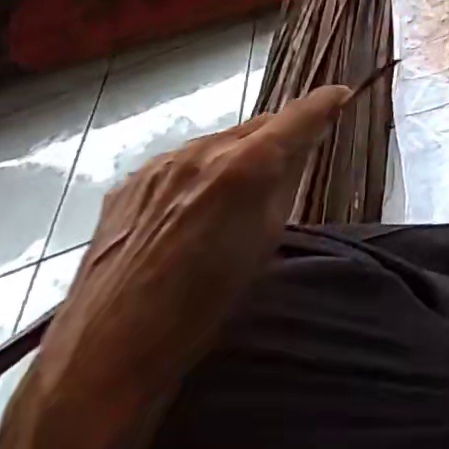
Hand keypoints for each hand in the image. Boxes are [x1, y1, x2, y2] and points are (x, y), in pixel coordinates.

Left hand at [0, 86, 350, 448]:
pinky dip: (200, 173)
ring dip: (237, 156)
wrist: (107, 352)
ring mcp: (161, 163)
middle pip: (257, 126)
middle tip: (290, 162)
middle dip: (278, 137)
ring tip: (236, 197)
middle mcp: (202, 151)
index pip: (297, 116)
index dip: (324, 103)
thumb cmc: (203, 308)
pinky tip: (192, 211)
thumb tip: (304, 145)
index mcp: (243, 166)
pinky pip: (182, 162)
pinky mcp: (130, 181)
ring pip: (219, 142)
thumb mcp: (264, 242)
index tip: (341, 95)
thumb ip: (285, 183)